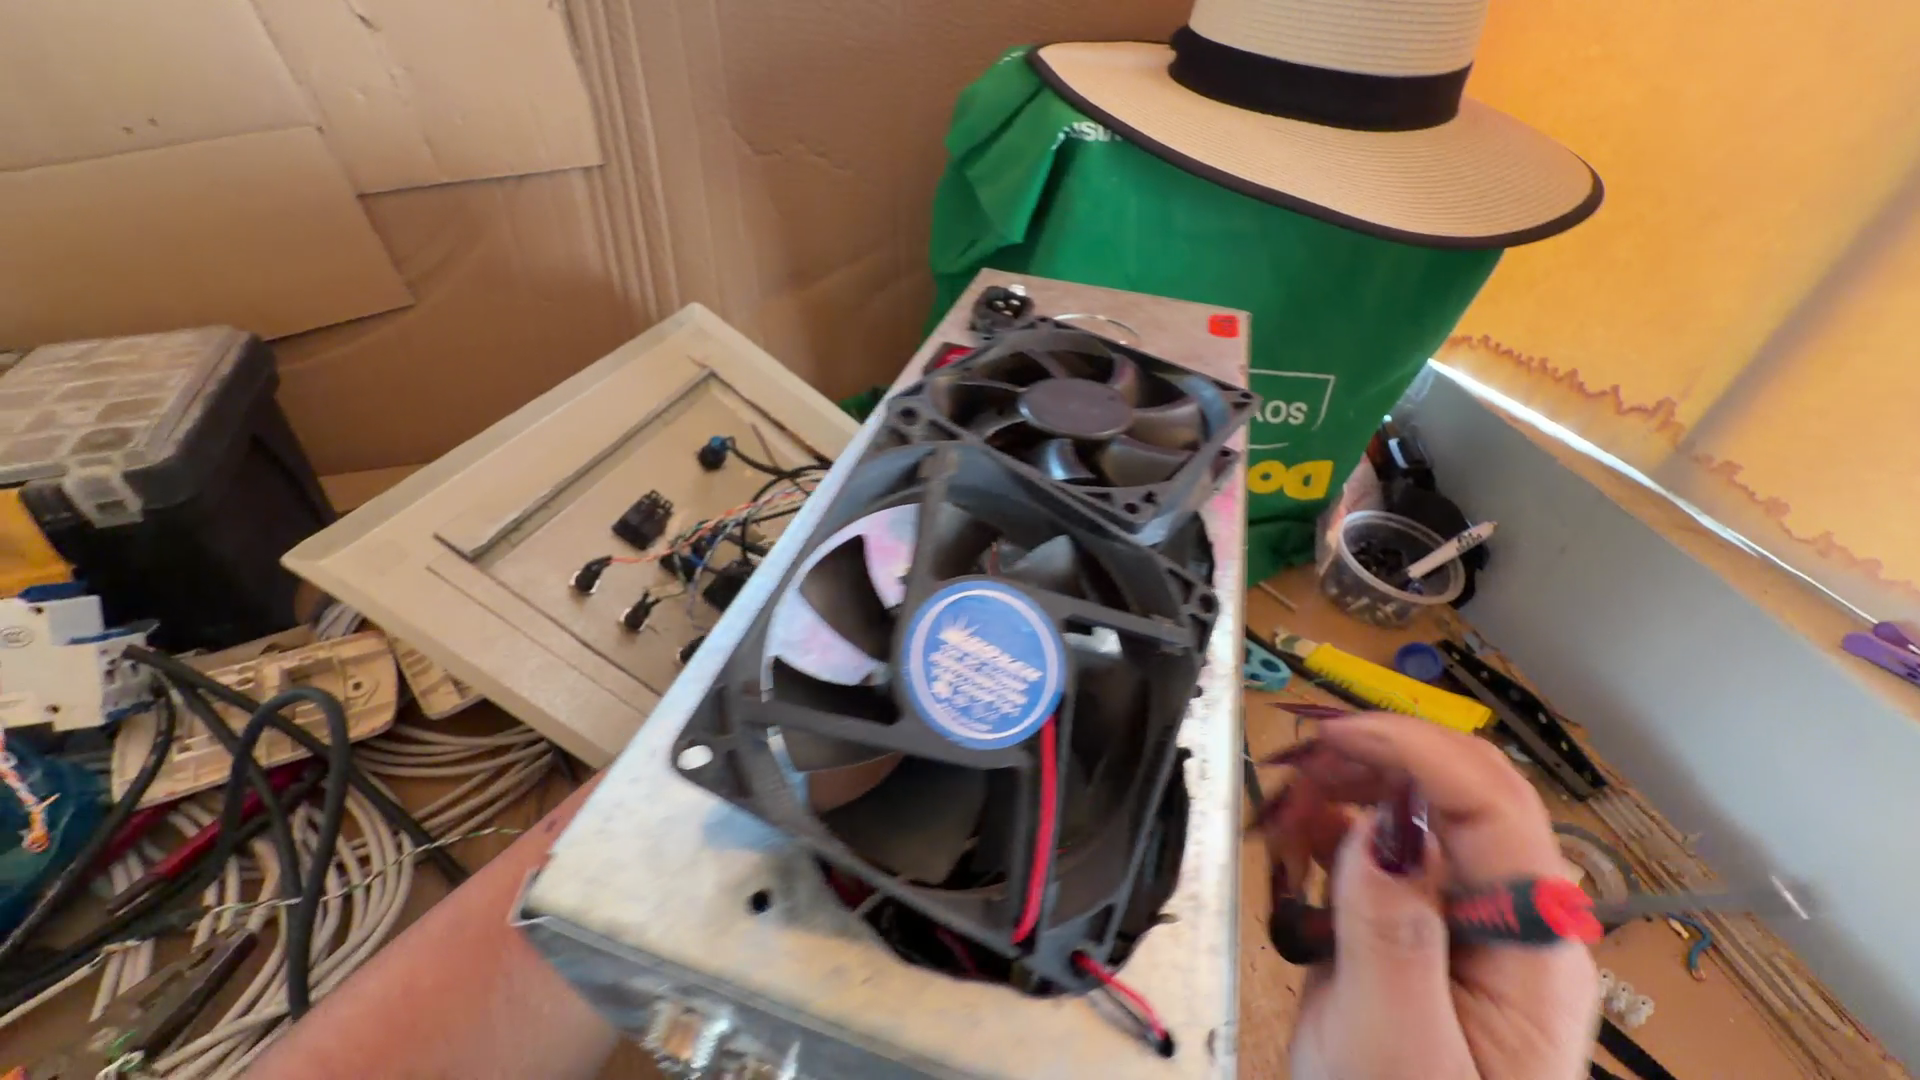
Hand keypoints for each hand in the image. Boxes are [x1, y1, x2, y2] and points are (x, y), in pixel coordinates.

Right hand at [1262, 713, 1598, 1079]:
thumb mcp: (1396, 1049)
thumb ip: (1392, 938)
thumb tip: (1377, 829)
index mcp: (1531, 945)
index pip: (1495, 808)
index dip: (1418, 750)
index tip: (1334, 734)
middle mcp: (1505, 916)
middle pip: (1461, 792)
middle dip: (1380, 757)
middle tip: (1298, 763)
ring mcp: (1457, 916)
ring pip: (1415, 809)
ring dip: (1349, 785)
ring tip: (1286, 800)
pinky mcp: (1410, 921)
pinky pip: (1377, 845)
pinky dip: (1331, 822)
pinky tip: (1294, 836)